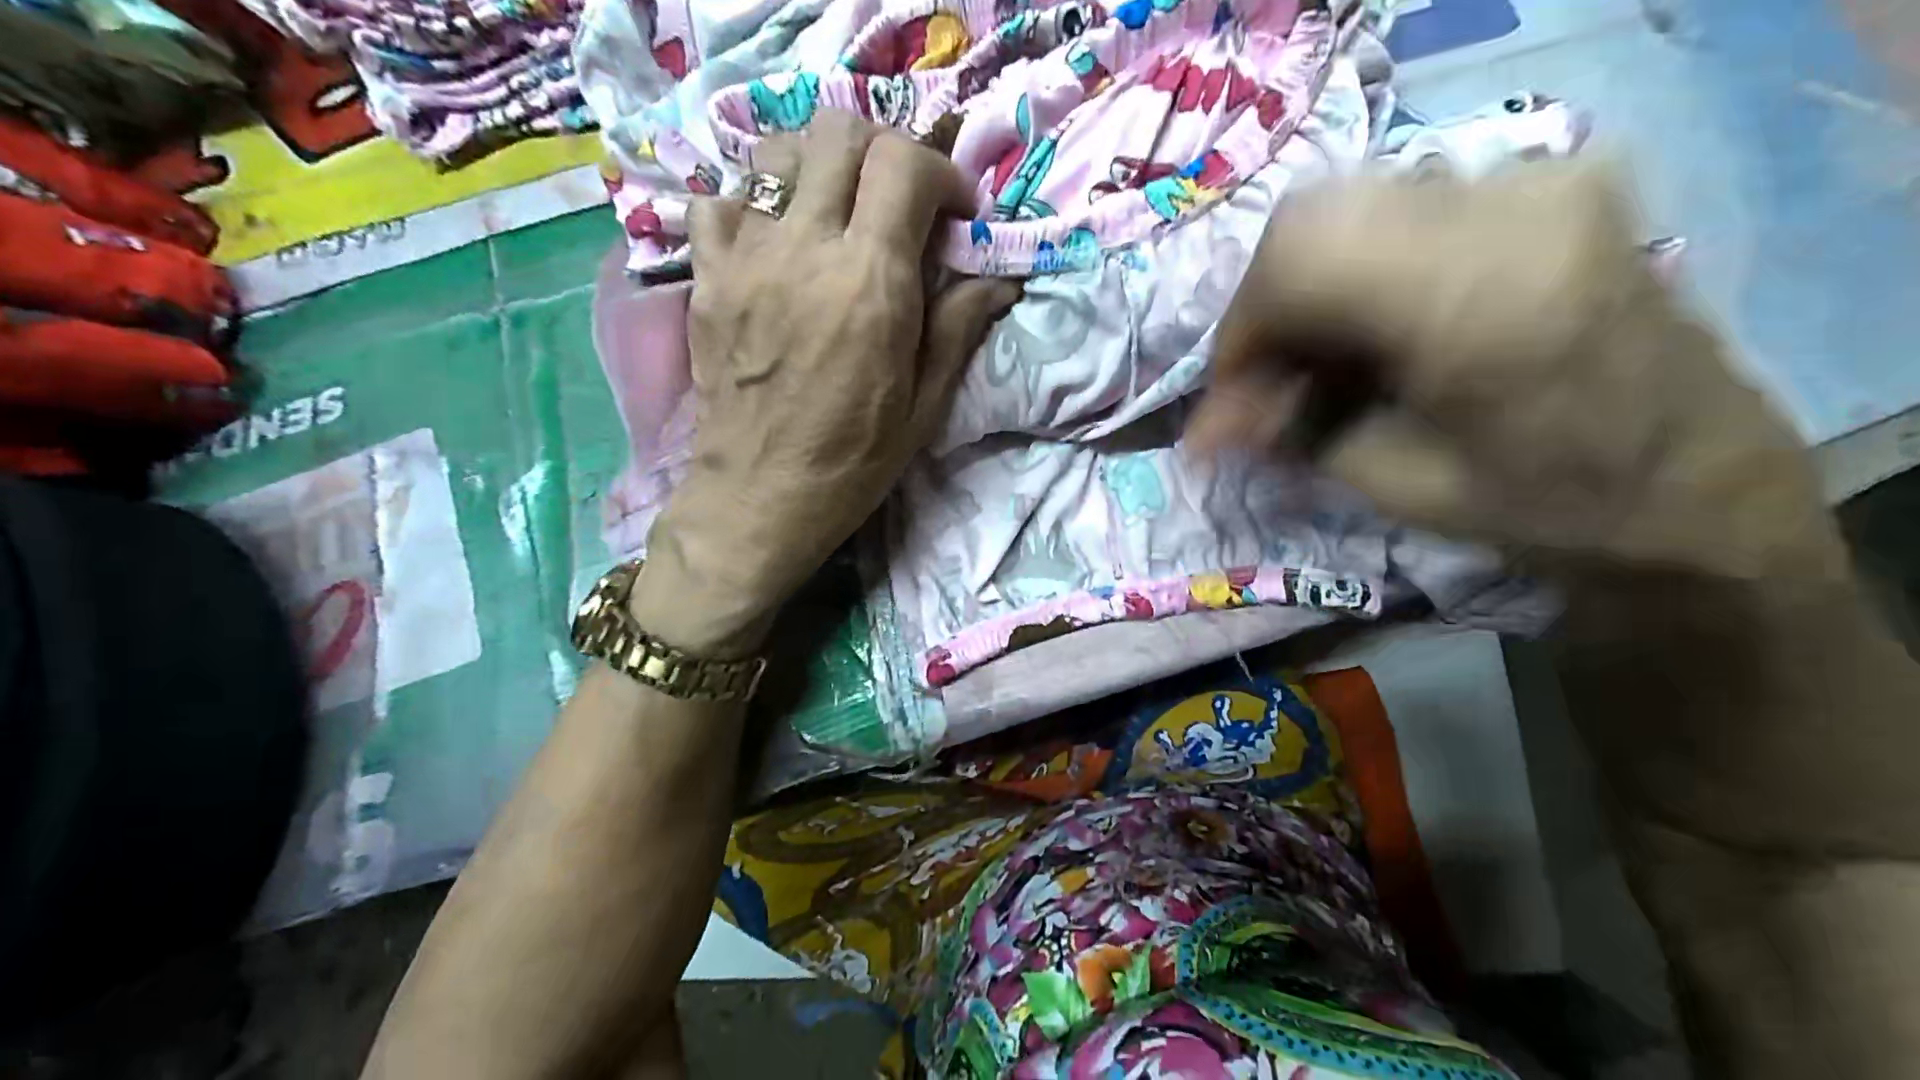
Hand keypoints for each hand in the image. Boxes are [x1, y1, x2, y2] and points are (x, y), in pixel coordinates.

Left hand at [629, 111, 1021, 655]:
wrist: (758, 497)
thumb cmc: (852, 462)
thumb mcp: (924, 405)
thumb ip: (959, 326)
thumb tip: (1000, 277)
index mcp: (870, 284)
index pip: (904, 165)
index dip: (940, 175)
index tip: (952, 217)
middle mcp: (804, 250)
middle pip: (840, 134)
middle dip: (883, 154)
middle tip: (898, 203)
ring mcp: (746, 257)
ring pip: (778, 151)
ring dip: (820, 167)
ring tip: (838, 212)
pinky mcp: (707, 276)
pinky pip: (720, 197)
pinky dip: (754, 199)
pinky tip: (775, 239)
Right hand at [1189, 162, 1841, 580]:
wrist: (1697, 487)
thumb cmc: (1546, 508)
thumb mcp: (1392, 484)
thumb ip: (1288, 435)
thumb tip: (1200, 429)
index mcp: (1476, 296)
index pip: (1294, 261)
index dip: (1238, 330)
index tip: (1229, 398)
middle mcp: (1510, 210)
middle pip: (1310, 222)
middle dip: (1265, 310)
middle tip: (1265, 383)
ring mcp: (1538, 184)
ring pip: (1349, 210)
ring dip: (1306, 290)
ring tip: (1312, 365)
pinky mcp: (1548, 186)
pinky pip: (1399, 211)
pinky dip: (1355, 272)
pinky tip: (1364, 333)